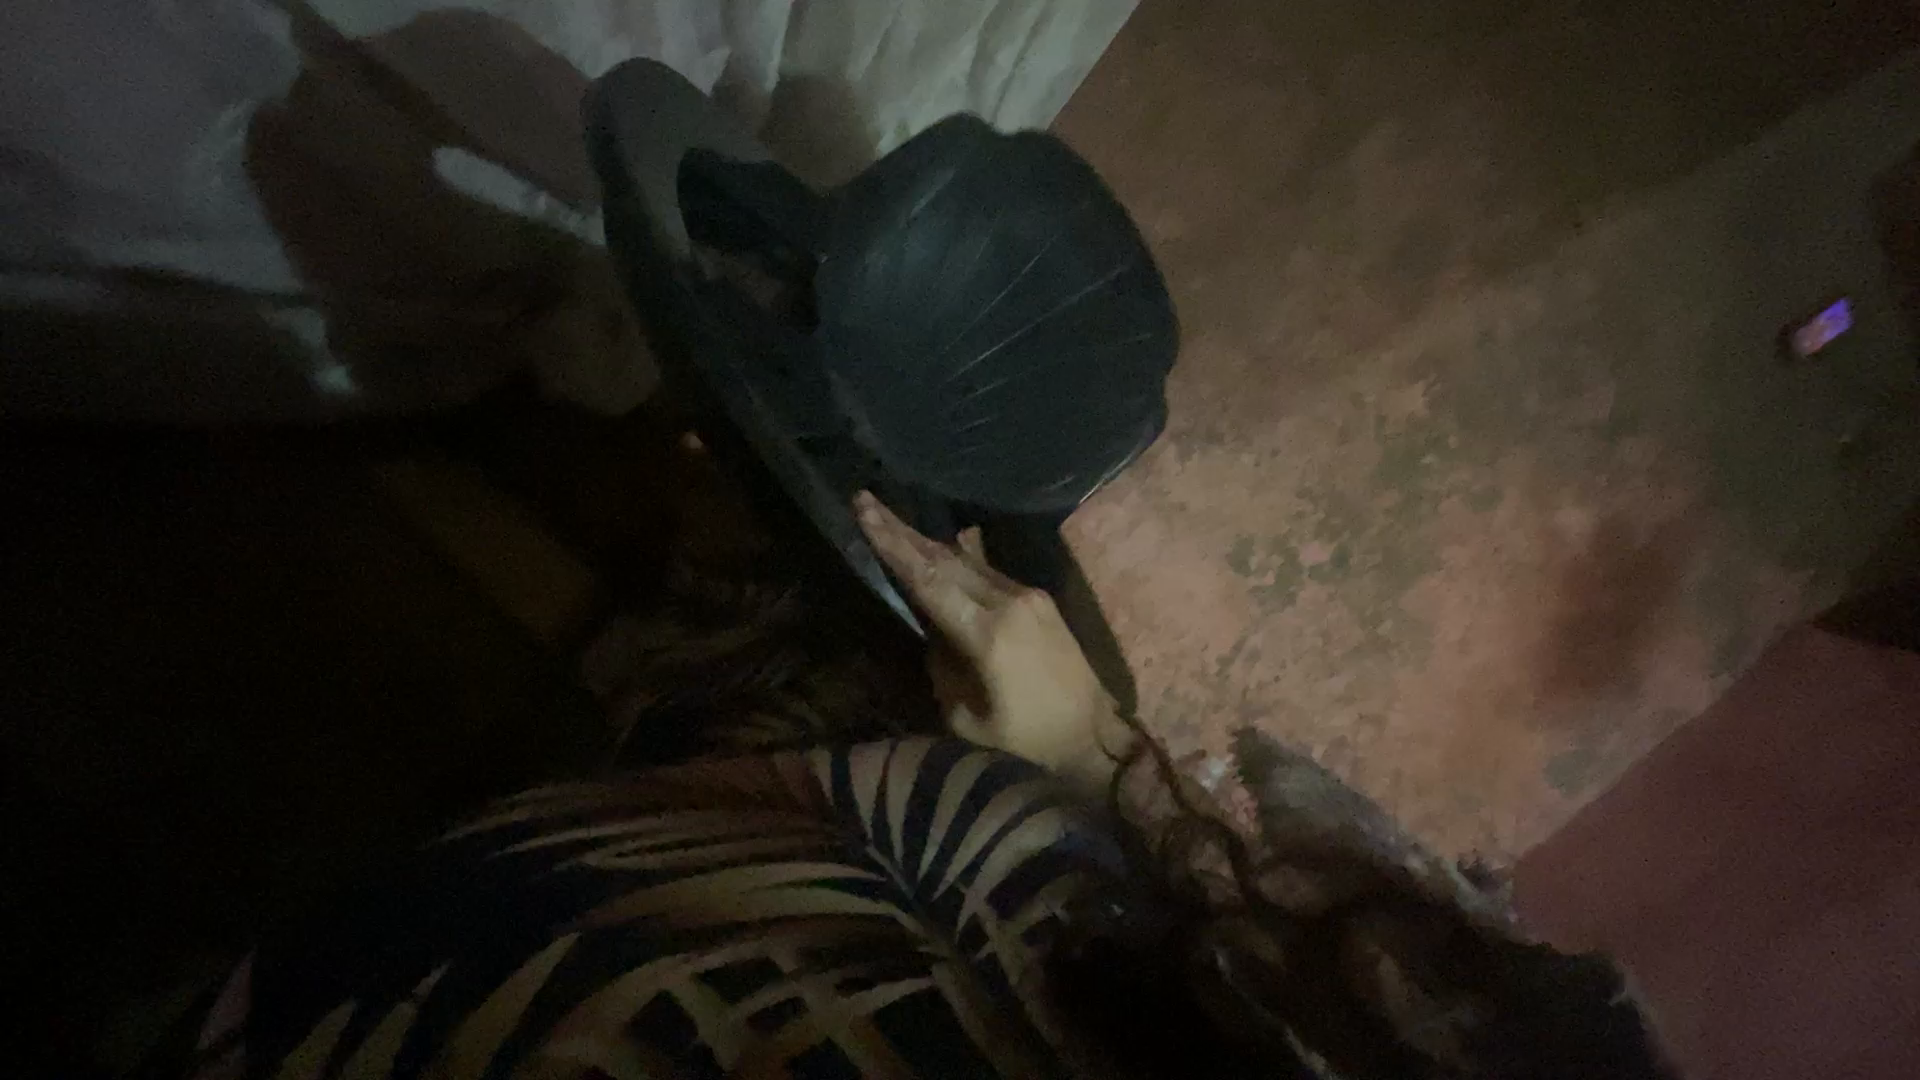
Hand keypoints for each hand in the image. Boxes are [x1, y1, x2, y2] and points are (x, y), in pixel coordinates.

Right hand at [855, 493, 1119, 778]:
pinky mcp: (1041, 601)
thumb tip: (932, 634)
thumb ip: (942, 668)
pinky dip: (957, 561)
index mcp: (989, 634)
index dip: (892, 545)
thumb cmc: (1029, 743)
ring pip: (968, 561)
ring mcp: (1030, 597)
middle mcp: (1011, 602)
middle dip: (903, 531)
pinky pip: (989, 573)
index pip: (929, 579)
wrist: (1095, 741)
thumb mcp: (967, 721)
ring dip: (928, 543)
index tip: (865, 511)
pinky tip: (938, 548)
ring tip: (892, 522)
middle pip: (946, 559)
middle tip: (868, 502)